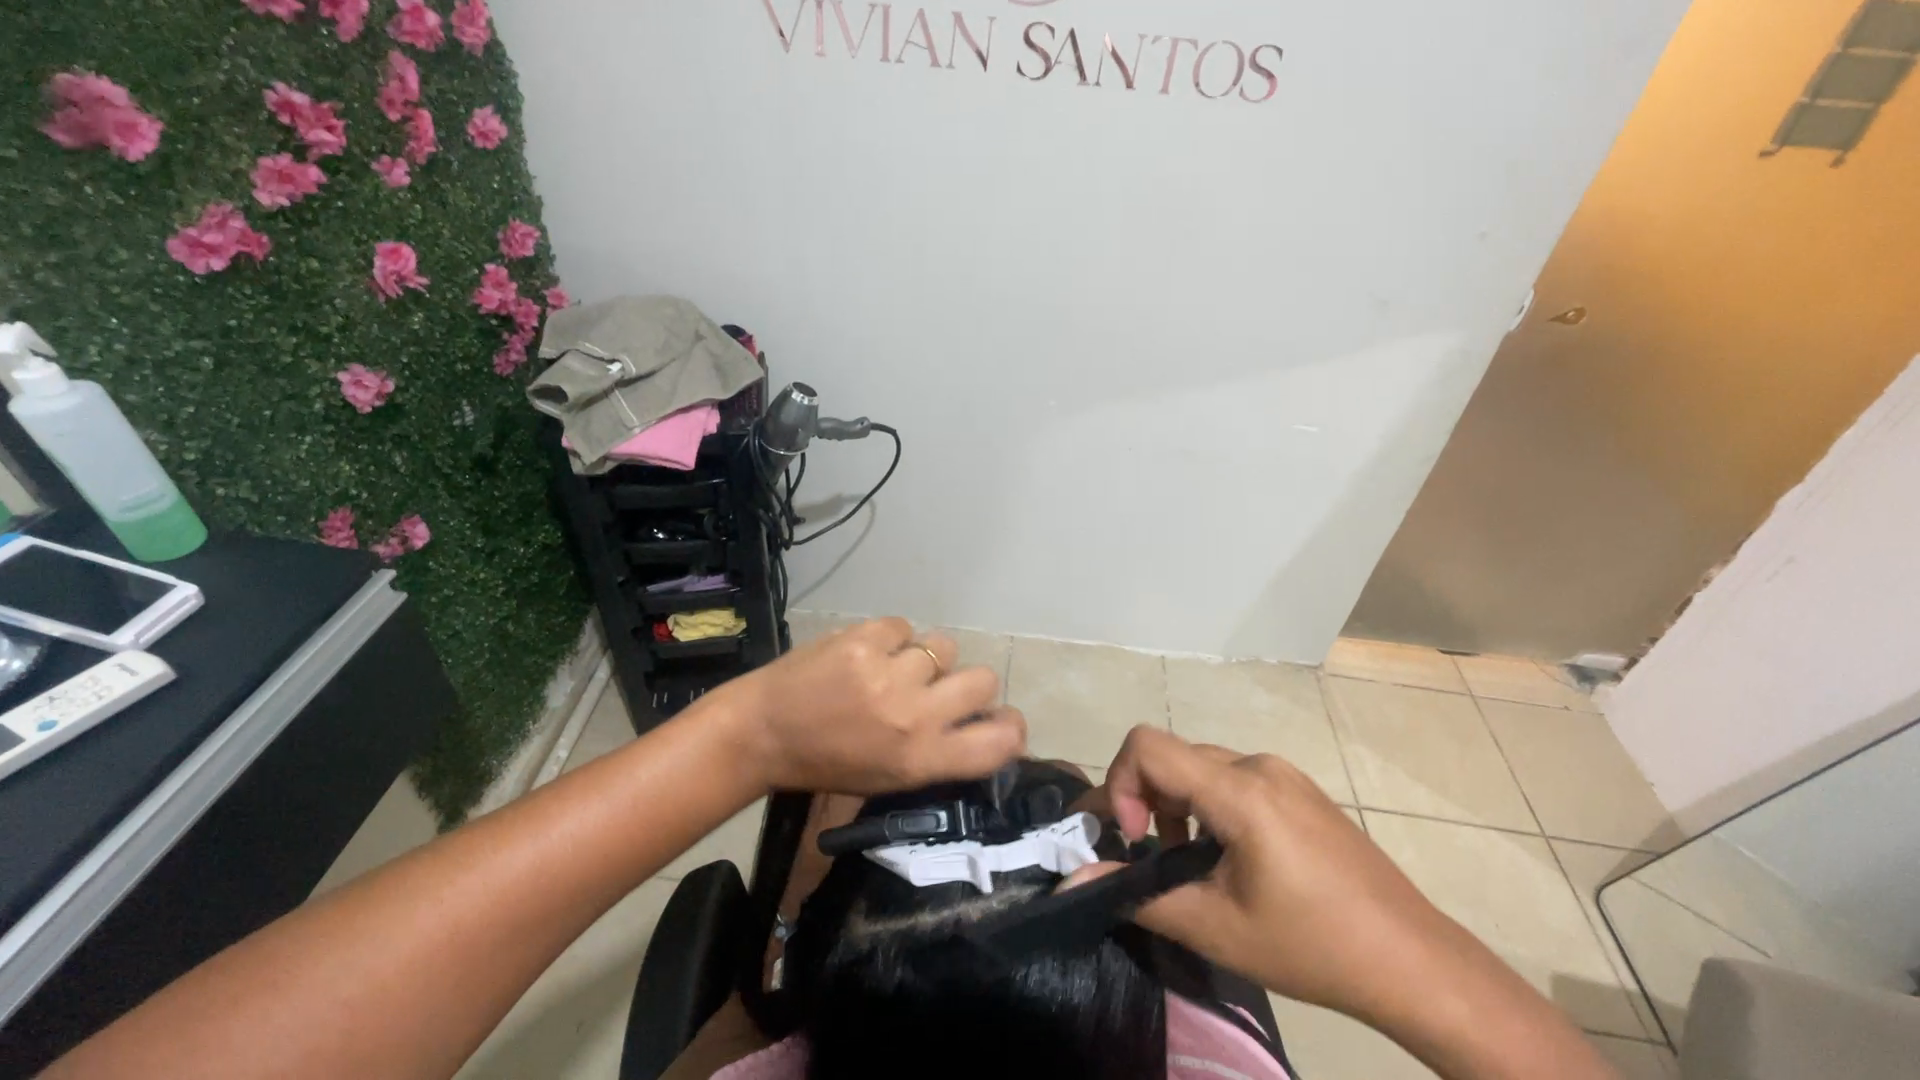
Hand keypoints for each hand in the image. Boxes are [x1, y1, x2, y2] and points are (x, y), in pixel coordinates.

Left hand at [730, 617, 1025, 793]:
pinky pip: (903, 627)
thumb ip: (940, 752)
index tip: (996, 721)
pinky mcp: (864, 640)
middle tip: (935, 690)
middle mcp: (914, 717)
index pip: (1000, 741)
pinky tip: (866, 654)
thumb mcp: (891, 777)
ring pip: (943, 647)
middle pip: (983, 680)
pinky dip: (890, 638)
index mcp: (922, 760)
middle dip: (965, 684)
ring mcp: (889, 674)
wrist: (761, 733)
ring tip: (892, 669)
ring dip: (924, 658)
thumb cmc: (827, 764)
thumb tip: (984, 723)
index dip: (1009, 727)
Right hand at [1100, 726, 1459, 1022]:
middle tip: (1147, 858)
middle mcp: (1260, 766)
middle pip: (1173, 757)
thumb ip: (1136, 895)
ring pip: (1203, 768)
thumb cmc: (1310, 945)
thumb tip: (1072, 880)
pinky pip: (1234, 780)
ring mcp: (1285, 776)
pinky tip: (1226, 859)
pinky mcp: (1300, 792)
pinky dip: (1208, 808)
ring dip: (1176, 806)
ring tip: (1188, 864)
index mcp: (1240, 791)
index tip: (1132, 839)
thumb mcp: (1213, 927)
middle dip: (1144, 801)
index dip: (1120, 784)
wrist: (1412, 961)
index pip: (1148, 746)